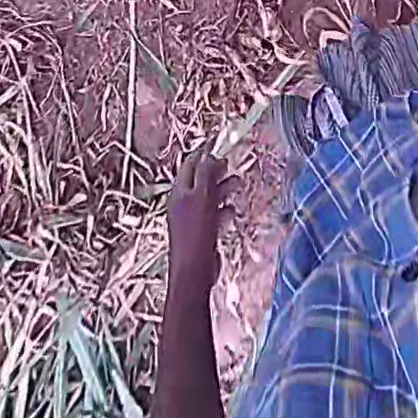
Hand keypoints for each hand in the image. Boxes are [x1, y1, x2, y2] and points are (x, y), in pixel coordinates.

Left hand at [166, 152, 239, 288]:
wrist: (194, 272)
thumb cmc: (196, 233)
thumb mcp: (203, 197)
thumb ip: (205, 175)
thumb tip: (208, 155)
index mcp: (179, 192)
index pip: (190, 165)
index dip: (203, 154)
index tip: (216, 145)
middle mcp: (183, 203)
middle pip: (200, 180)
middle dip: (215, 171)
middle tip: (229, 164)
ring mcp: (191, 219)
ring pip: (208, 197)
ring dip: (222, 189)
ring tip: (238, 184)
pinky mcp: (201, 233)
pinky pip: (213, 214)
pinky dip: (223, 209)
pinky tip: (232, 210)